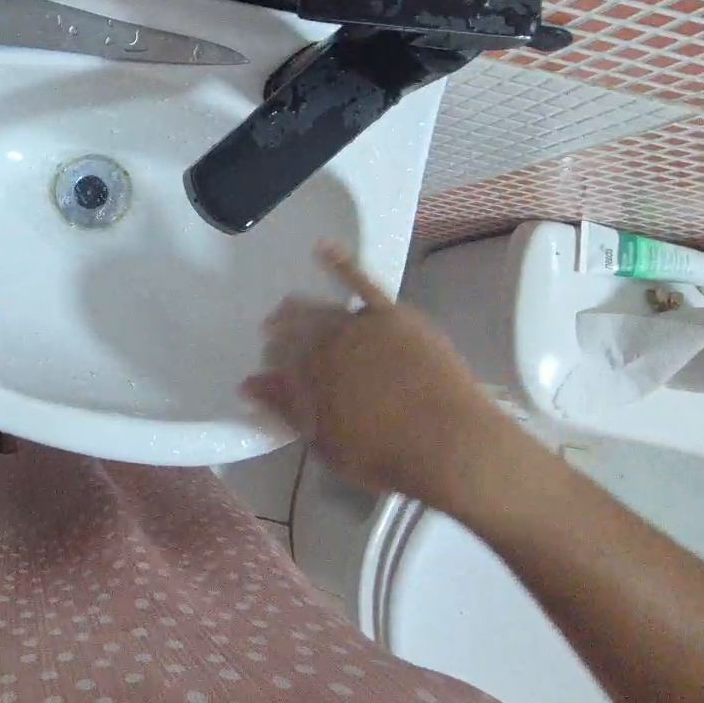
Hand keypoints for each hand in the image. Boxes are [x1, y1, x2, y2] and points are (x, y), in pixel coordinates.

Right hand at [240, 243, 516, 510]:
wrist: (454, 446)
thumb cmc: (385, 454)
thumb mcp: (325, 442)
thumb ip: (285, 408)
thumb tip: (250, 384)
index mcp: (307, 373)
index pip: (277, 357)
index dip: (271, 363)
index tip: (268, 371)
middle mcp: (327, 341)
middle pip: (294, 329)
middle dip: (279, 333)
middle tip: (274, 338)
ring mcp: (361, 325)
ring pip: (319, 308)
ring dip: (298, 307)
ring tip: (288, 308)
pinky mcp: (394, 316)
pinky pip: (362, 283)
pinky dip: (341, 264)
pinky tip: (324, 248)